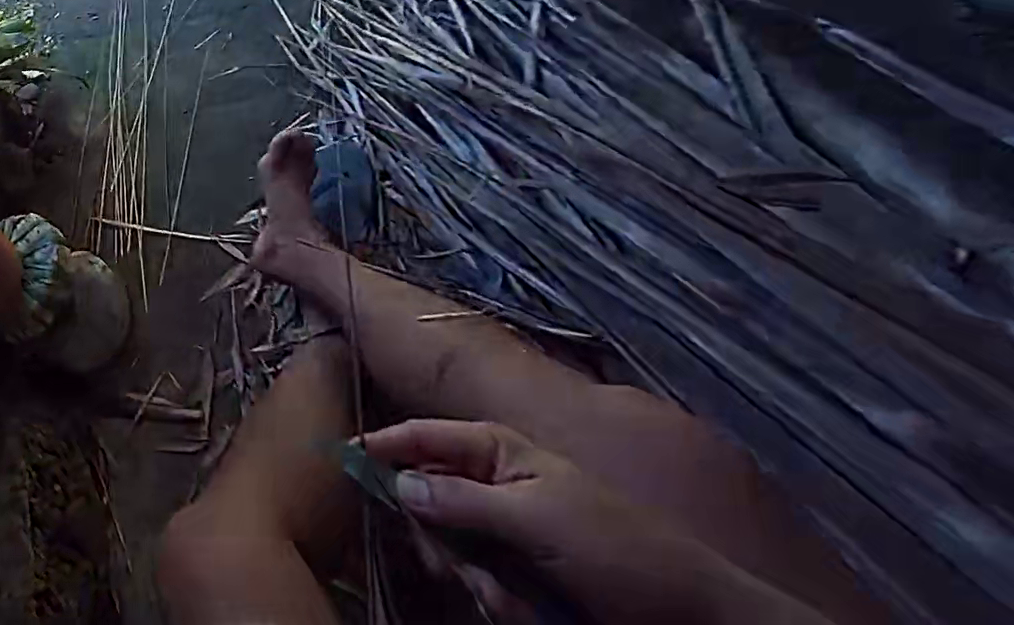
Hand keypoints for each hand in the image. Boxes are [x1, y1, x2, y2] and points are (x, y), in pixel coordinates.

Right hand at [360, 419, 838, 624]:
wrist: (697, 619)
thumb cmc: (616, 550)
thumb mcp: (536, 519)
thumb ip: (462, 497)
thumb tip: (397, 480)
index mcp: (495, 448)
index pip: (421, 435)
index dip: (382, 444)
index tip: (344, 457)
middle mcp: (491, 479)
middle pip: (425, 493)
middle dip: (436, 536)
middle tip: (449, 567)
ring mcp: (503, 525)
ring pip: (448, 542)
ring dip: (470, 576)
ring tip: (506, 600)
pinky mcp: (515, 568)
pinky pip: (477, 577)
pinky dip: (493, 599)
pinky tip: (521, 611)